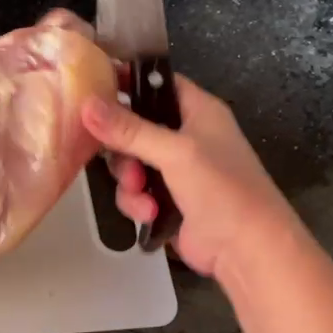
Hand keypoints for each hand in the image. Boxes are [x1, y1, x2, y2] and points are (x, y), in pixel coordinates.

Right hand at [80, 74, 304, 279]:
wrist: (246, 250)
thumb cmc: (222, 189)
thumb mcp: (175, 152)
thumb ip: (129, 129)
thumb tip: (86, 104)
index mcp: (198, 111)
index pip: (156, 83)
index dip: (125, 81)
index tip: (91, 88)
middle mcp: (185, 135)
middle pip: (132, 126)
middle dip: (121, 148)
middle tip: (119, 157)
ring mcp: (174, 170)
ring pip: (128, 162)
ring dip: (129, 181)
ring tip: (142, 194)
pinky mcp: (164, 199)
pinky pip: (133, 191)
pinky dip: (137, 202)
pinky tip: (149, 214)